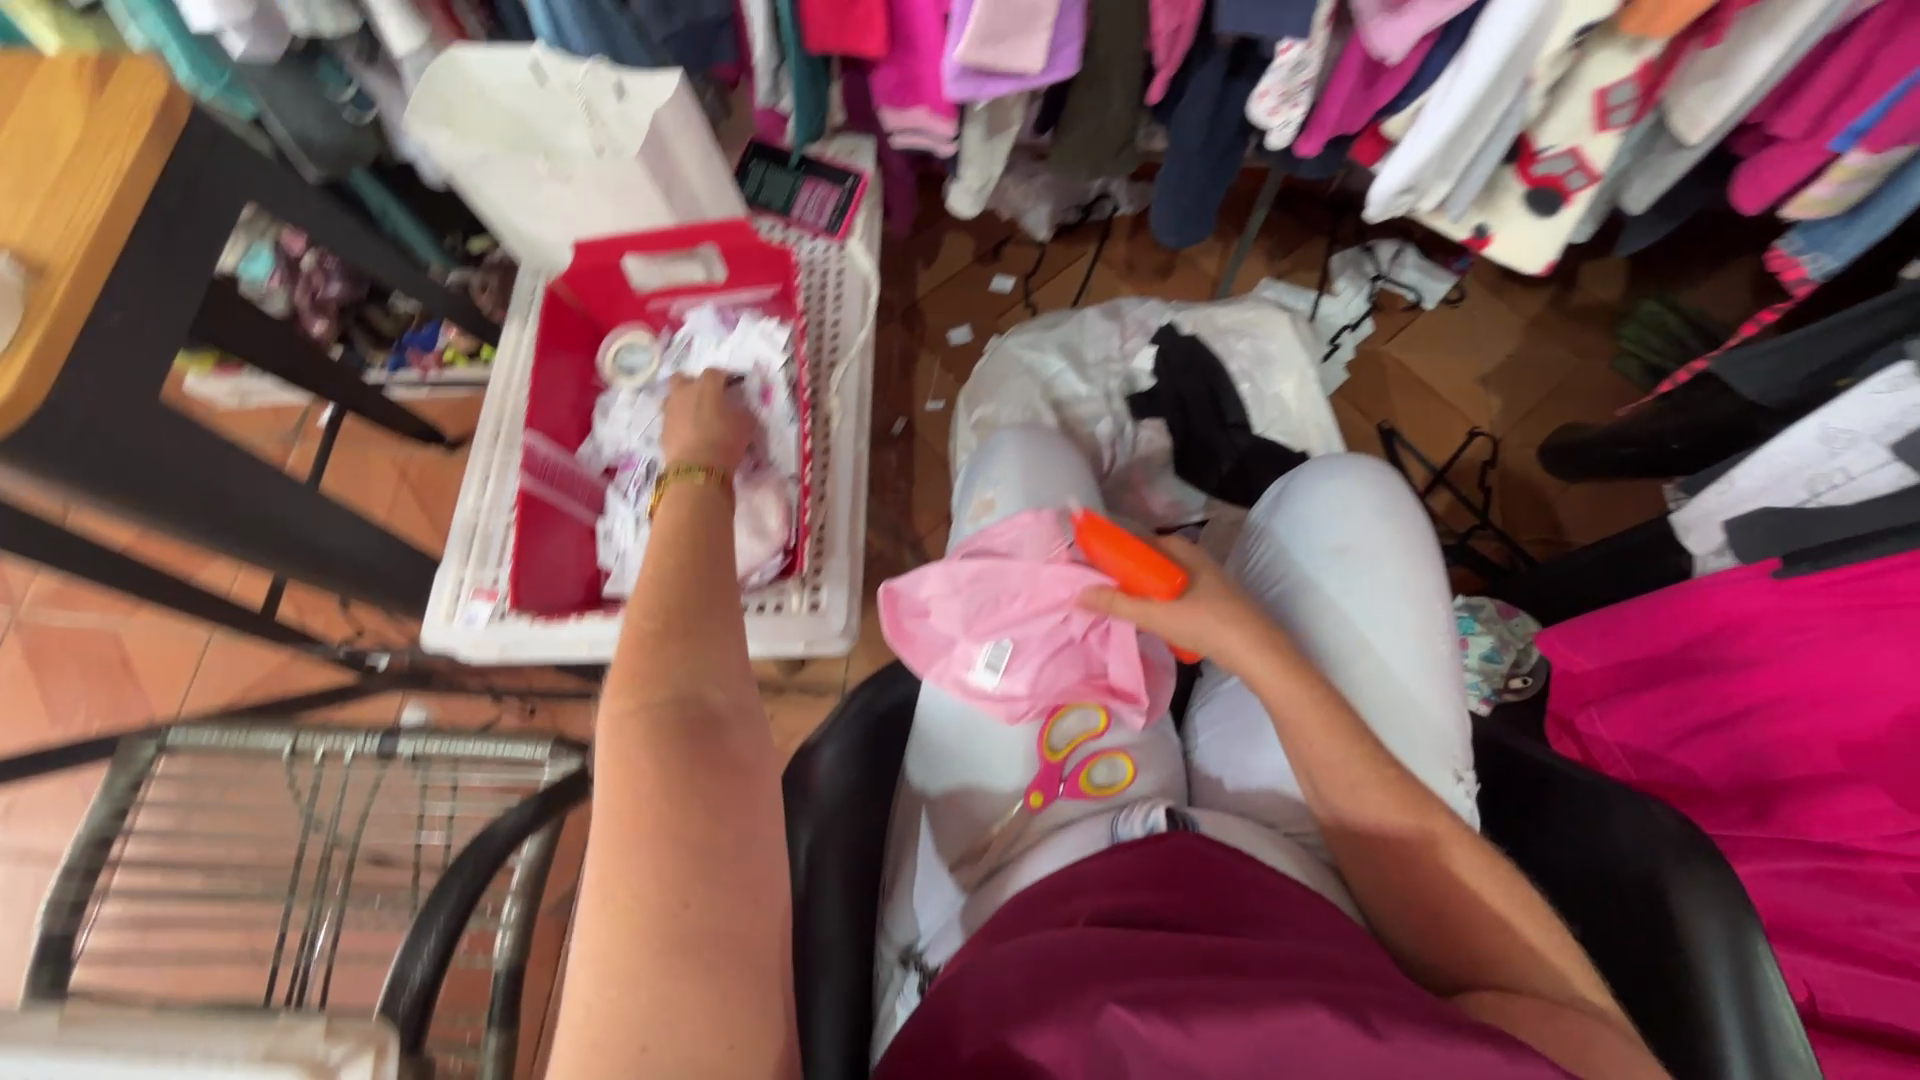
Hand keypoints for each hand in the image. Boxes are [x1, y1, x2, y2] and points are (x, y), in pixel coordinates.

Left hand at [661, 370, 753, 471]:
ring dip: (682, 402)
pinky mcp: (662, 428)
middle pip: (683, 378)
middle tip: (706, 398)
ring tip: (695, 416)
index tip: (731, 387)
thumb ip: (741, 411)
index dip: (723, 379)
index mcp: (707, 386)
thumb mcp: (746, 424)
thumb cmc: (726, 441)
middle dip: (693, 384)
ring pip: (673, 397)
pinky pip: (670, 418)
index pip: (715, 373)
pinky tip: (689, 434)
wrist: (697, 468)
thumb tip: (737, 408)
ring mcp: (670, 409)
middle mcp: (684, 392)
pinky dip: (678, 422)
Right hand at [1076, 533, 1284, 673]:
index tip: (1088, 567)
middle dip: (1123, 575)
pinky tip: (1150, 622)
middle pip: (1147, 561)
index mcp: (1180, 549)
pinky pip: (1173, 594)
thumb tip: (1078, 595)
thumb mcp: (1155, 614)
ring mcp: (1204, 578)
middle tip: (1100, 592)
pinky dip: (1158, 604)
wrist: (1257, 651)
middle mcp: (1192, 557)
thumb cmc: (1206, 623)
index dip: (1111, 552)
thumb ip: (1116, 603)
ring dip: (1141, 592)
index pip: (1135, 541)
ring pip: (1161, 580)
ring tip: (1119, 608)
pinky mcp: (1211, 599)